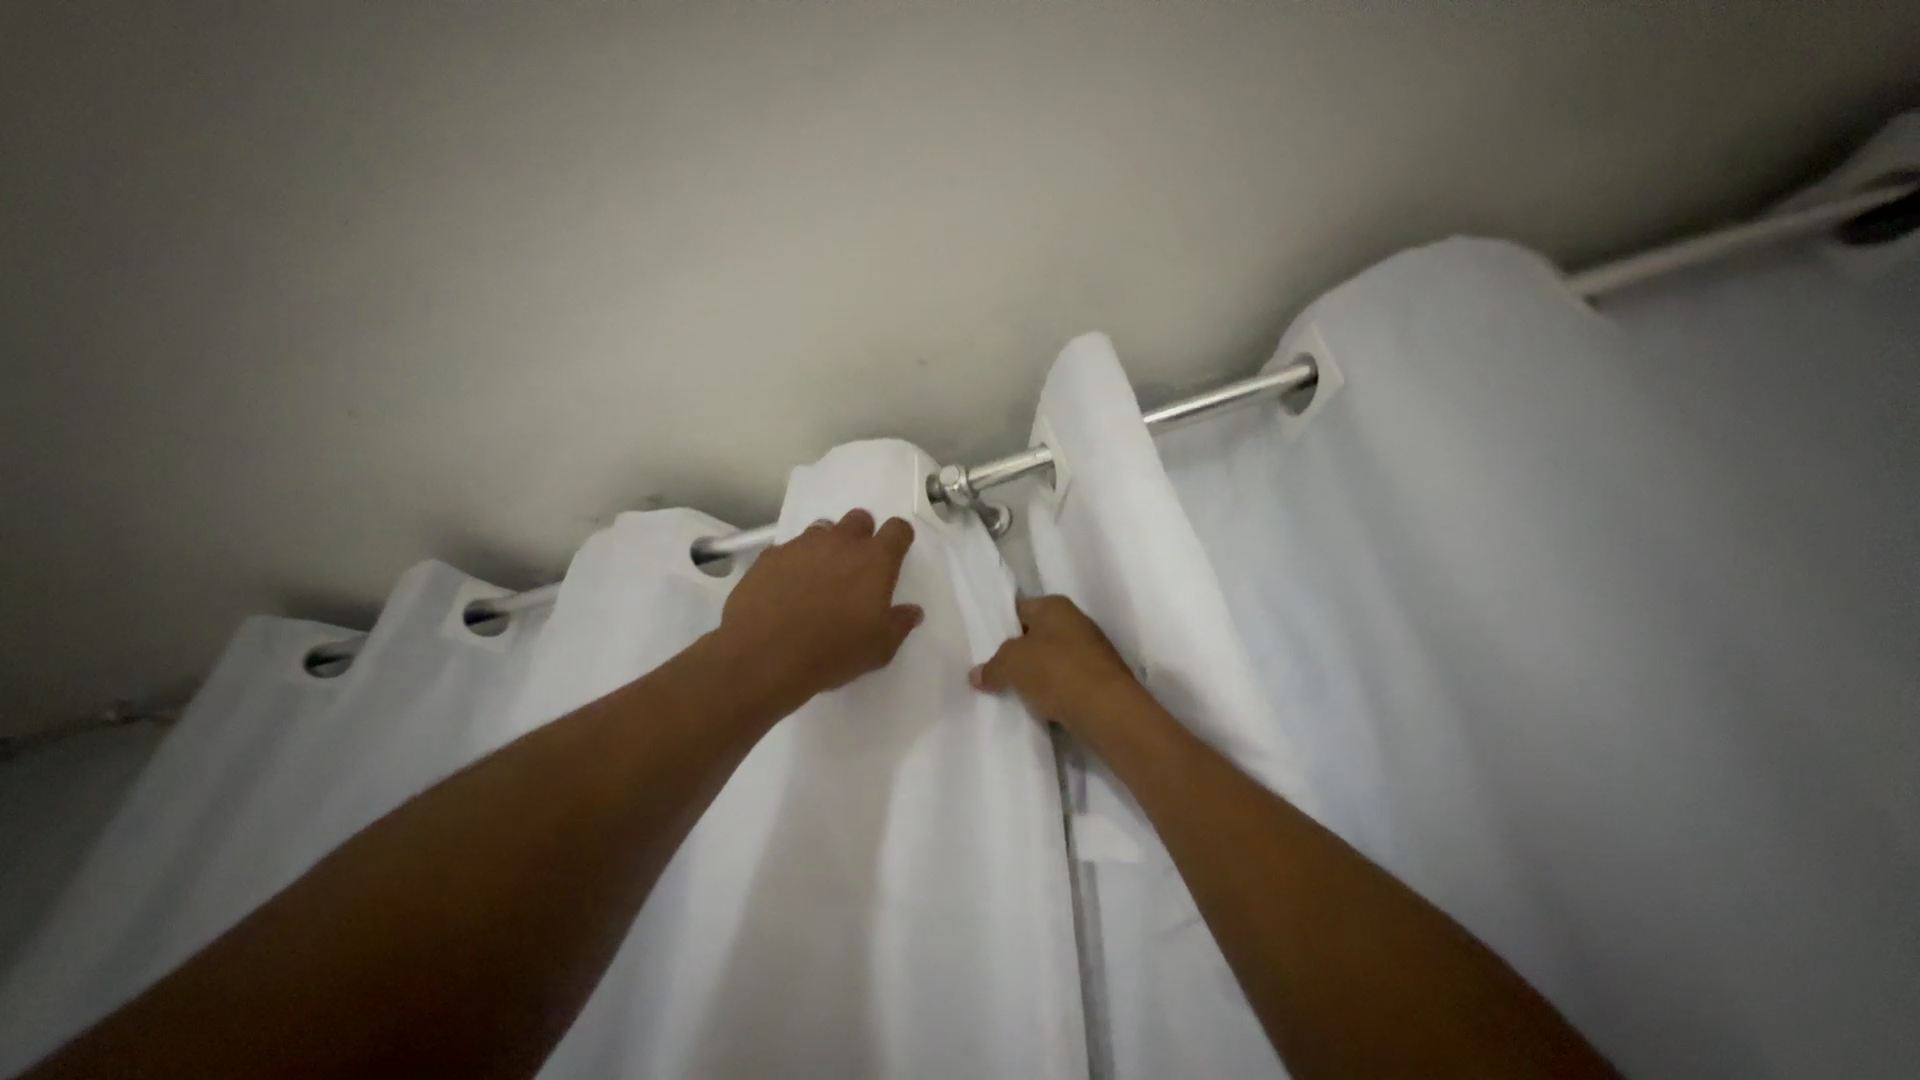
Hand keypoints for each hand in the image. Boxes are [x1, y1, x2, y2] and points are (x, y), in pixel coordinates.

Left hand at [712, 508, 922, 709]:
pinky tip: (787, 590)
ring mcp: (801, 545)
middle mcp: (840, 543)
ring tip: (820, 578)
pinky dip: (795, 562)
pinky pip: (789, 549)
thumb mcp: (879, 648)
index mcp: (874, 560)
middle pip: (859, 519)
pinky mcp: (770, 556)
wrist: (764, 656)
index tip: (894, 556)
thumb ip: (900, 624)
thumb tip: (912, 611)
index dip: (899, 539)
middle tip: (857, 567)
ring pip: (822, 530)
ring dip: (828, 546)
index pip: (897, 530)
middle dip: (862, 535)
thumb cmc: (833, 652)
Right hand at [969, 595, 1145, 736]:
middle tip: (996, 674)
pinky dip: (1055, 691)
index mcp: (1055, 605)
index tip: (986, 651)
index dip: (1001, 628)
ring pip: (1053, 660)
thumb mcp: (1011, 664)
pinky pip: (1067, 681)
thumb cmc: (1055, 671)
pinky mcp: (1101, 678)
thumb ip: (992, 667)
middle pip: (1037, 635)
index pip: (1020, 610)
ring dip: (1037, 675)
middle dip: (1019, 654)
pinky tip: (1041, 706)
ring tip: (1015, 693)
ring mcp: (1092, 650)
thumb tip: (977, 675)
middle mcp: (1077, 621)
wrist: (1107, 709)